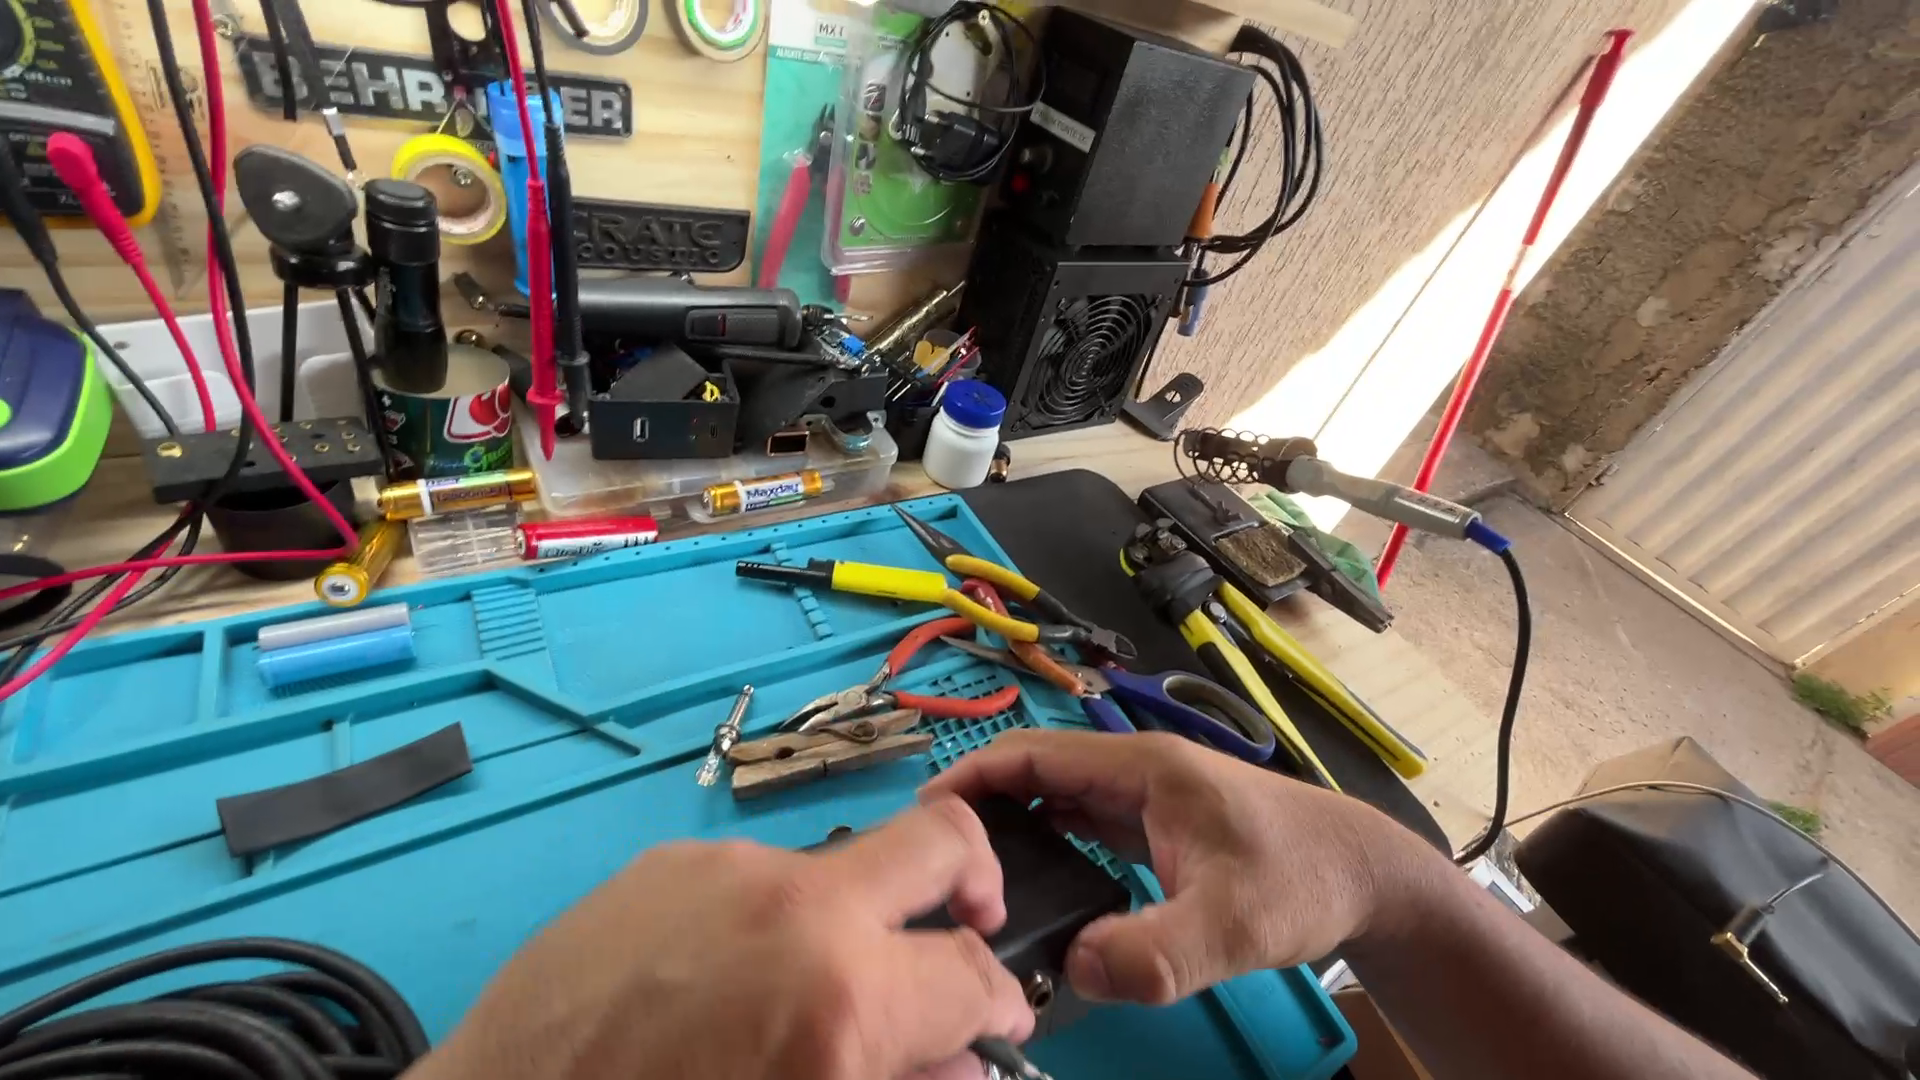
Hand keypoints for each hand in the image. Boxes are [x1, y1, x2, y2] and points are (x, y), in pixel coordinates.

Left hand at [408, 797, 1032, 1079]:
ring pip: (839, 868)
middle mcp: (798, 903)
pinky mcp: (669, 860)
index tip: (1000, 1016)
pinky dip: (767, 922)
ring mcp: (728, 867)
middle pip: (939, 838)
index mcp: (840, 998)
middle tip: (966, 923)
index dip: (1001, 1000)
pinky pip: (754, 880)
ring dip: (847, 922)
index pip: (971, 972)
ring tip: (789, 991)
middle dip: (975, 877)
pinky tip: (712, 979)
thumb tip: (964, 1058)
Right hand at [924, 729, 1433, 1005]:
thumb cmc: (1299, 880)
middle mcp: (1133, 769)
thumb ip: (1154, 953)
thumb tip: (1070, 967)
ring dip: (1012, 820)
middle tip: (939, 855)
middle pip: (1038, 769)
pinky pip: (1081, 819)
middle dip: (984, 800)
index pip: (1036, 753)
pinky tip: (1031, 878)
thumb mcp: (1232, 926)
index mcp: (1139, 768)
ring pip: (1056, 794)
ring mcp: (1143, 793)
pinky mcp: (1152, 821)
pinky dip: (1046, 838)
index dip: (976, 774)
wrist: (1362, 875)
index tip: (927, 812)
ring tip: (972, 869)